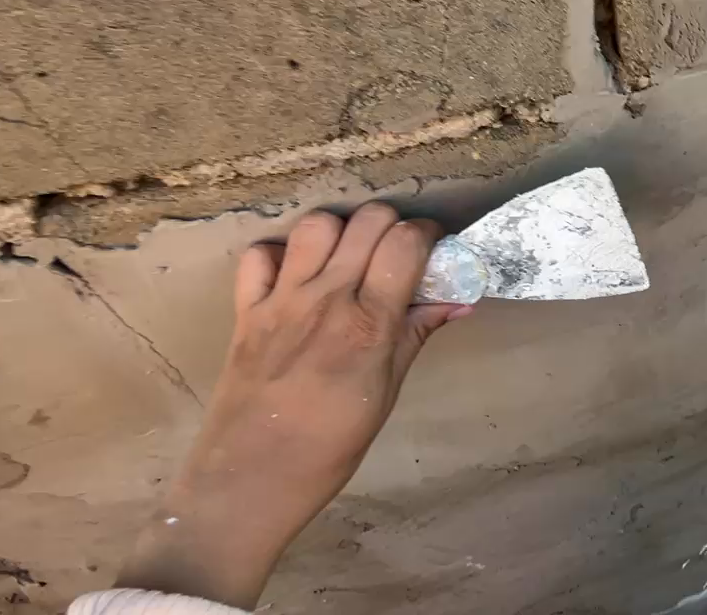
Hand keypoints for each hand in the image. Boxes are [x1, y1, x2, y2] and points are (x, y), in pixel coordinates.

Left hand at [115, 203, 471, 608]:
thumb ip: (418, 333)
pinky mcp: (245, 311)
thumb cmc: (330, 446)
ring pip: (317, 224)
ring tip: (349, 255)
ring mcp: (281, 301)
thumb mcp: (388, 391)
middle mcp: (327, 299)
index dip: (428, 233)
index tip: (434, 246)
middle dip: (392, 224)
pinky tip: (297, 275)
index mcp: (369, 323)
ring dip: (341, 230)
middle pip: (369, 220)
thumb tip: (461, 300)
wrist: (246, 486)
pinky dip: (281, 254)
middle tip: (395, 250)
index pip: (407, 243)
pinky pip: (259, 256)